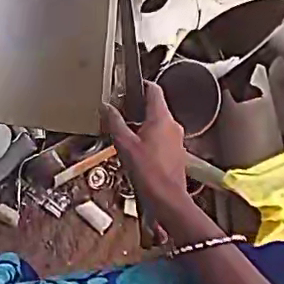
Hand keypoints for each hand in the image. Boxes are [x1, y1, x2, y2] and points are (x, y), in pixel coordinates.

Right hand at [102, 81, 193, 220]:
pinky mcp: (176, 153)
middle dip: (138, 107)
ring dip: (143, 124)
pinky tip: (137, 148)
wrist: (166, 199)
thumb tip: (106, 108)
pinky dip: (150, 137)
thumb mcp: (124, 143)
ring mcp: (176, 140)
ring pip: (159, 123)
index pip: (154, 90)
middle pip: (155, 106)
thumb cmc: (149, 173)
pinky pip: (162, 137)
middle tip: (121, 110)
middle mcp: (172, 126)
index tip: (131, 84)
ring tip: (126, 132)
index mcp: (161, 118)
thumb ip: (114, 122)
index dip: (142, 84)